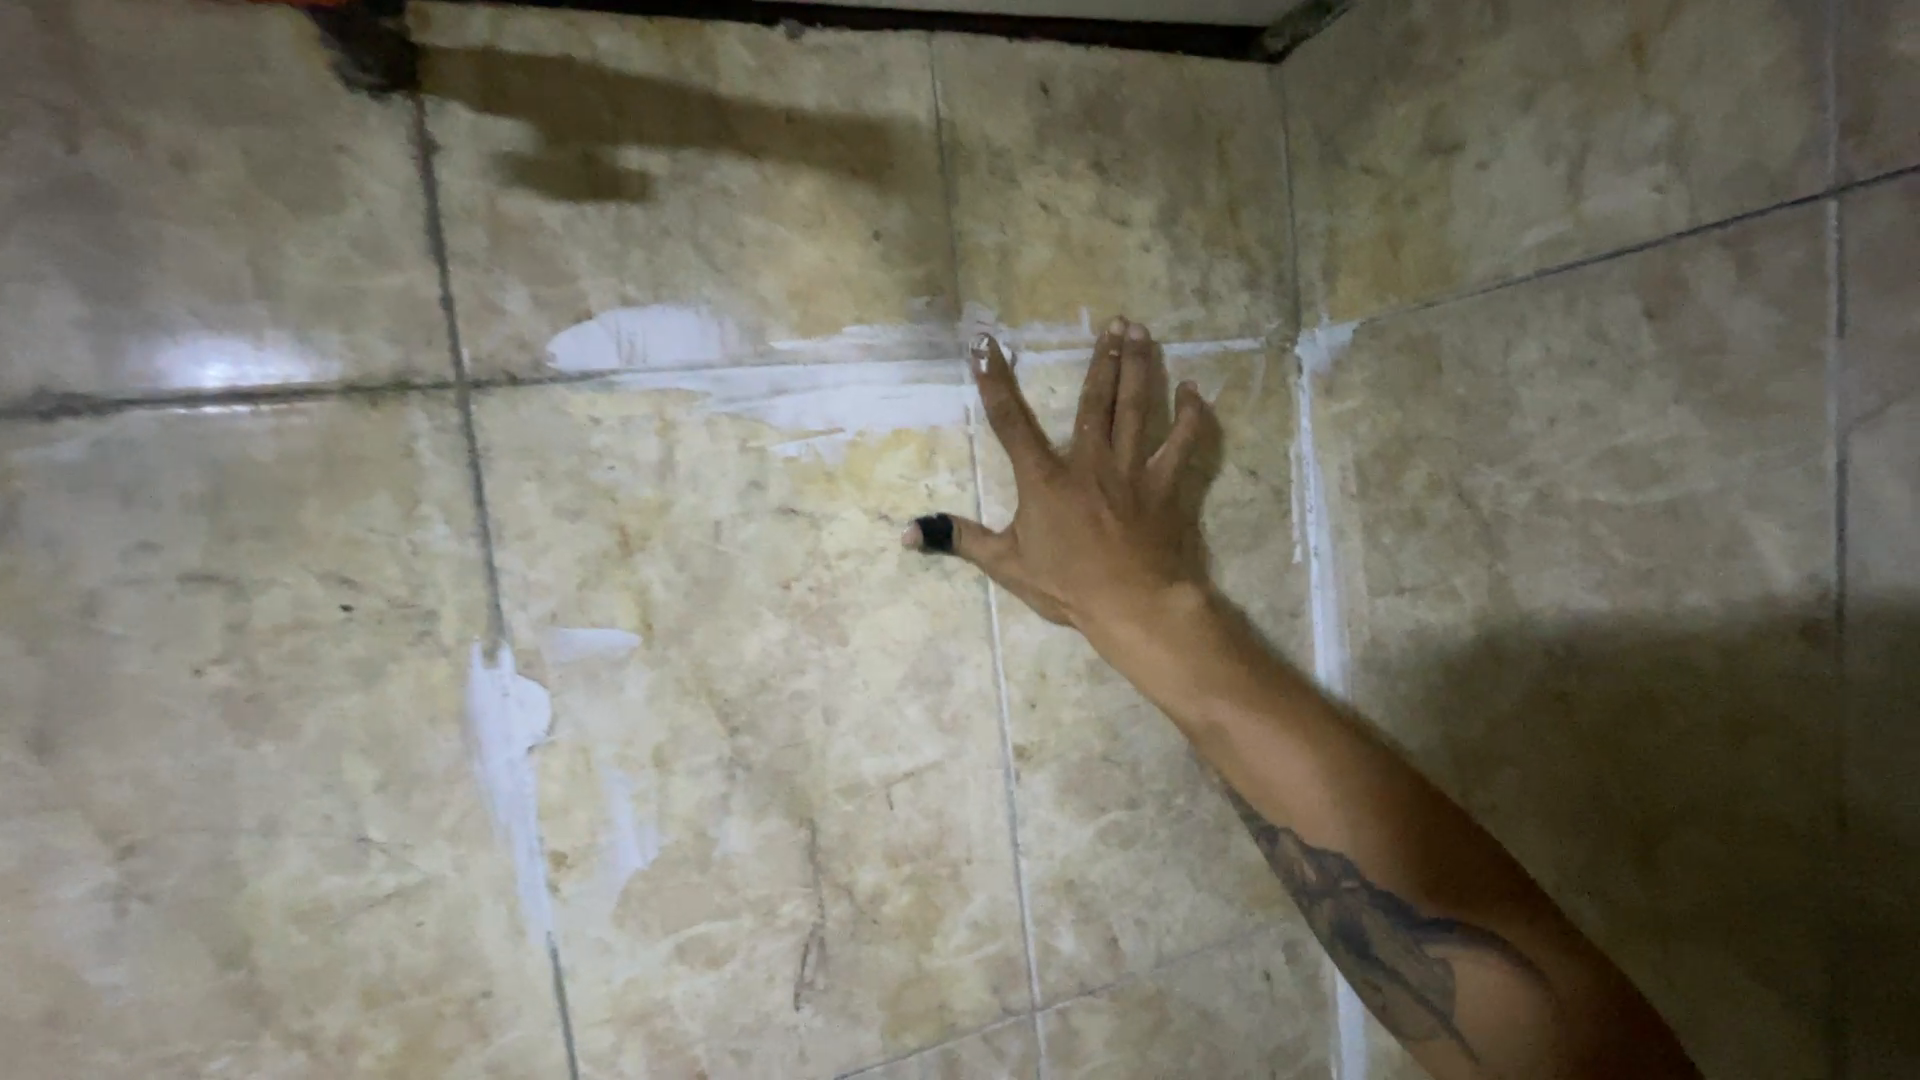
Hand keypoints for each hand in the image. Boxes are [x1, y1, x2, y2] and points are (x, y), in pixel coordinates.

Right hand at [904, 317, 1221, 632]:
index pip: (1011, 422)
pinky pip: (1182, 442)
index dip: (994, 382)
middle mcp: (1090, 462)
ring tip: (1142, 331)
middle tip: (1113, 321)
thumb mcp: (1006, 565)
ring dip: (1139, 366)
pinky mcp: (1166, 484)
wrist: (1134, 605)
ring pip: (1136, 407)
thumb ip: (961, 540)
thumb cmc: (1068, 586)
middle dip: (1101, 357)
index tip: (986, 346)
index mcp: (1045, 479)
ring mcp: (1132, 470)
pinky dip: (1191, 415)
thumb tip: (907, 534)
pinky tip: (1194, 389)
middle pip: (1094, 399)